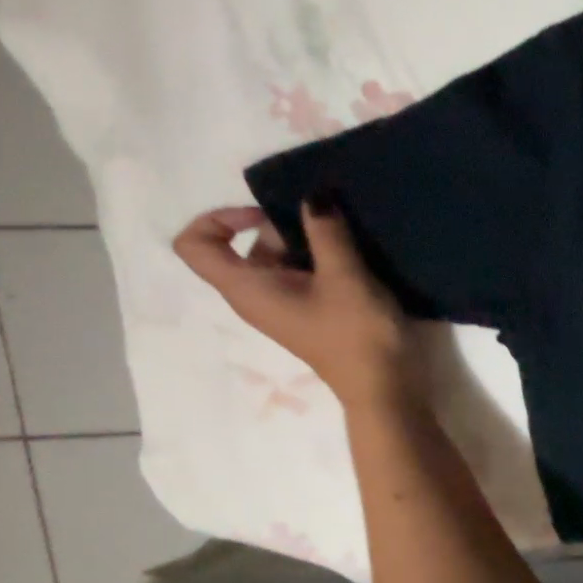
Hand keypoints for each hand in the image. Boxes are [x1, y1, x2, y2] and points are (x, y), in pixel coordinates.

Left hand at [173, 197, 413, 409]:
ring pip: (282, 261)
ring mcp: (287, 306)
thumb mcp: (345, 277)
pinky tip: (361, 261)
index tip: (267, 215)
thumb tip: (313, 196)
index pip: (195, 245)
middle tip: (329, 226)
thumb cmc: (357, 334)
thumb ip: (327, 233)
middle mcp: (257, 296)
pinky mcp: (315, 313)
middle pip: (247, 248)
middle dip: (284, 228)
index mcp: (247, 288)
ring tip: (353, 240)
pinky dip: (325, 262)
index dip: (219, 220)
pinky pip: (305, 277)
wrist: (387, 386)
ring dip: (311, 244)